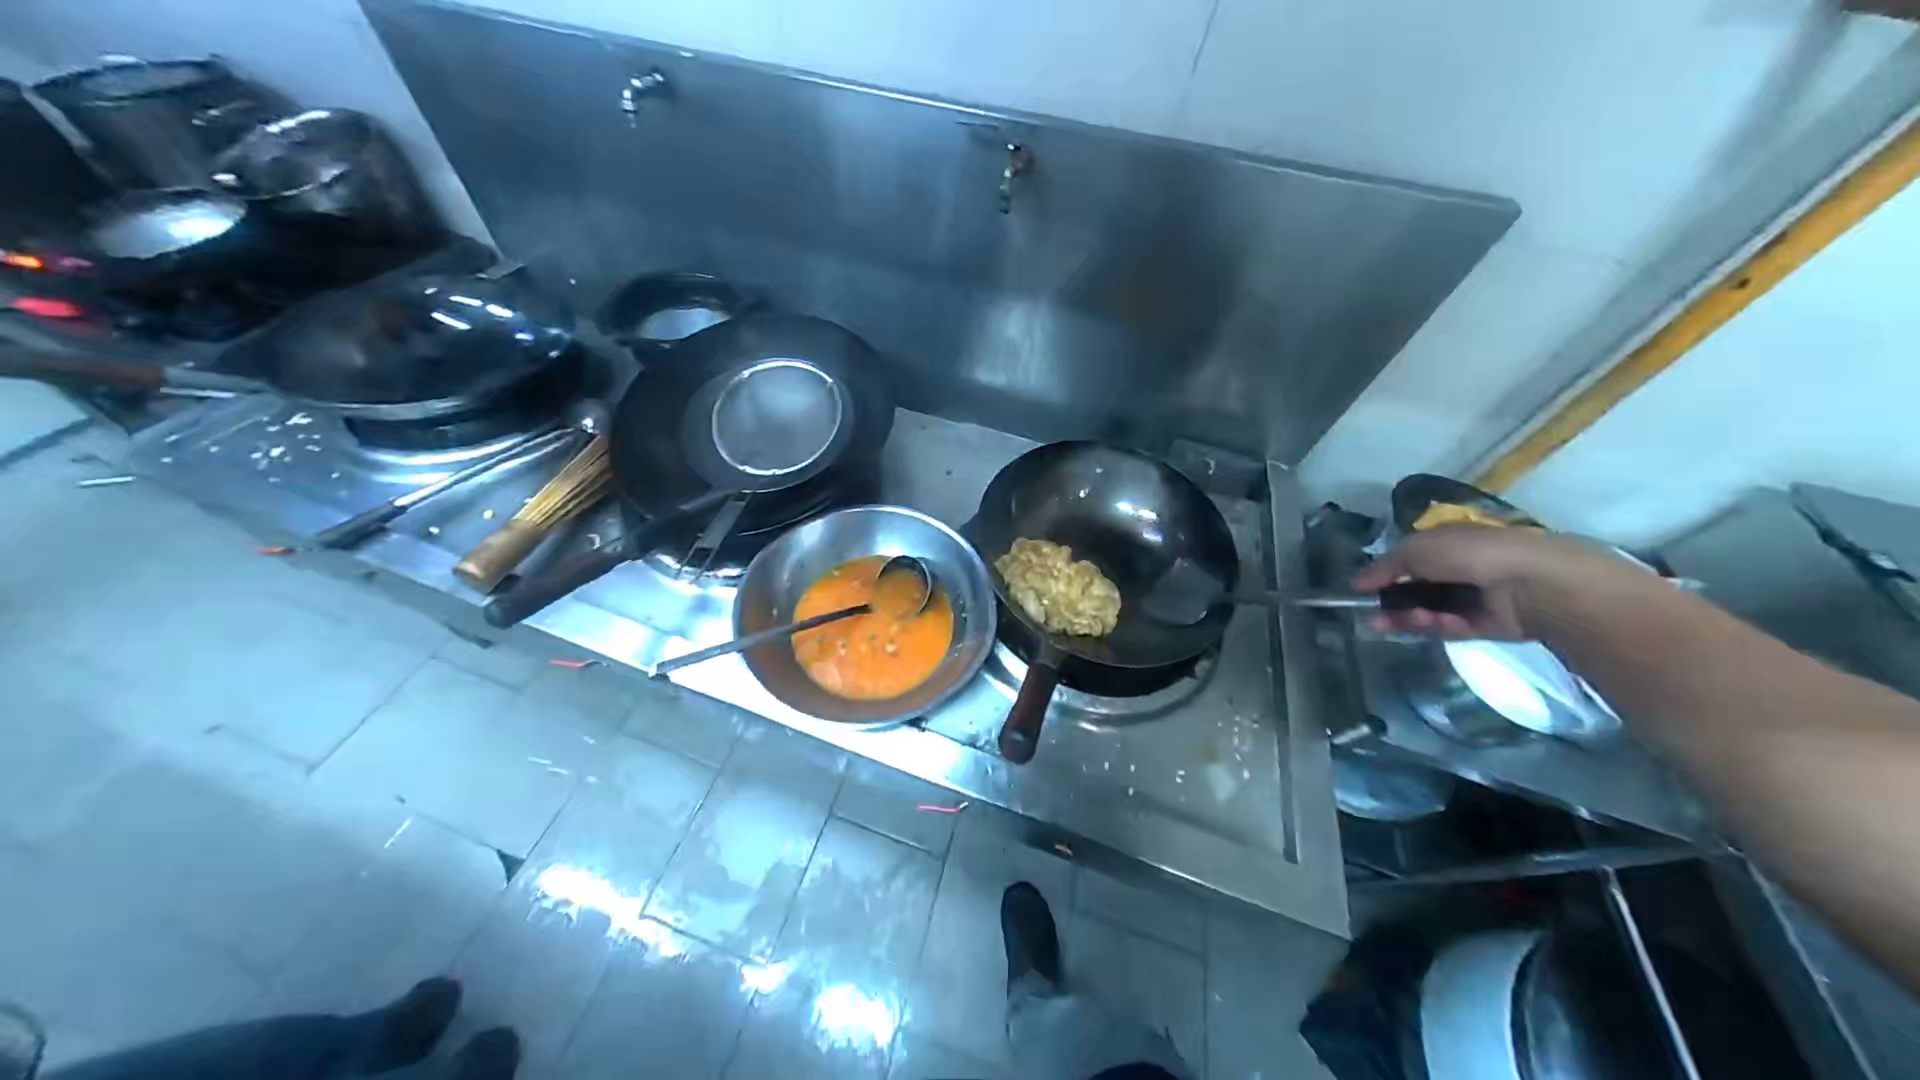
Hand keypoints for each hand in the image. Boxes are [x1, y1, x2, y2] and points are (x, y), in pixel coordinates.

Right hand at [1352, 525, 1640, 640]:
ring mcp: (1472, 598)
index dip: (1385, 572)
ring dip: (1406, 615)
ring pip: (1427, 610)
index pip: (1410, 558)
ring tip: (1387, 621)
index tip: (1362, 588)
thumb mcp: (1416, 549)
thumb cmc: (1472, 553)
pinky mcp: (1483, 625)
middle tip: (1370, 612)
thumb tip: (1357, 582)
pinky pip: (1447, 627)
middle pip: (1415, 588)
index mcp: (1449, 543)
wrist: (1530, 584)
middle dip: (1391, 600)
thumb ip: (1384, 566)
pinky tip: (1423, 622)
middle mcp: (1461, 568)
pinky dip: (1432, 626)